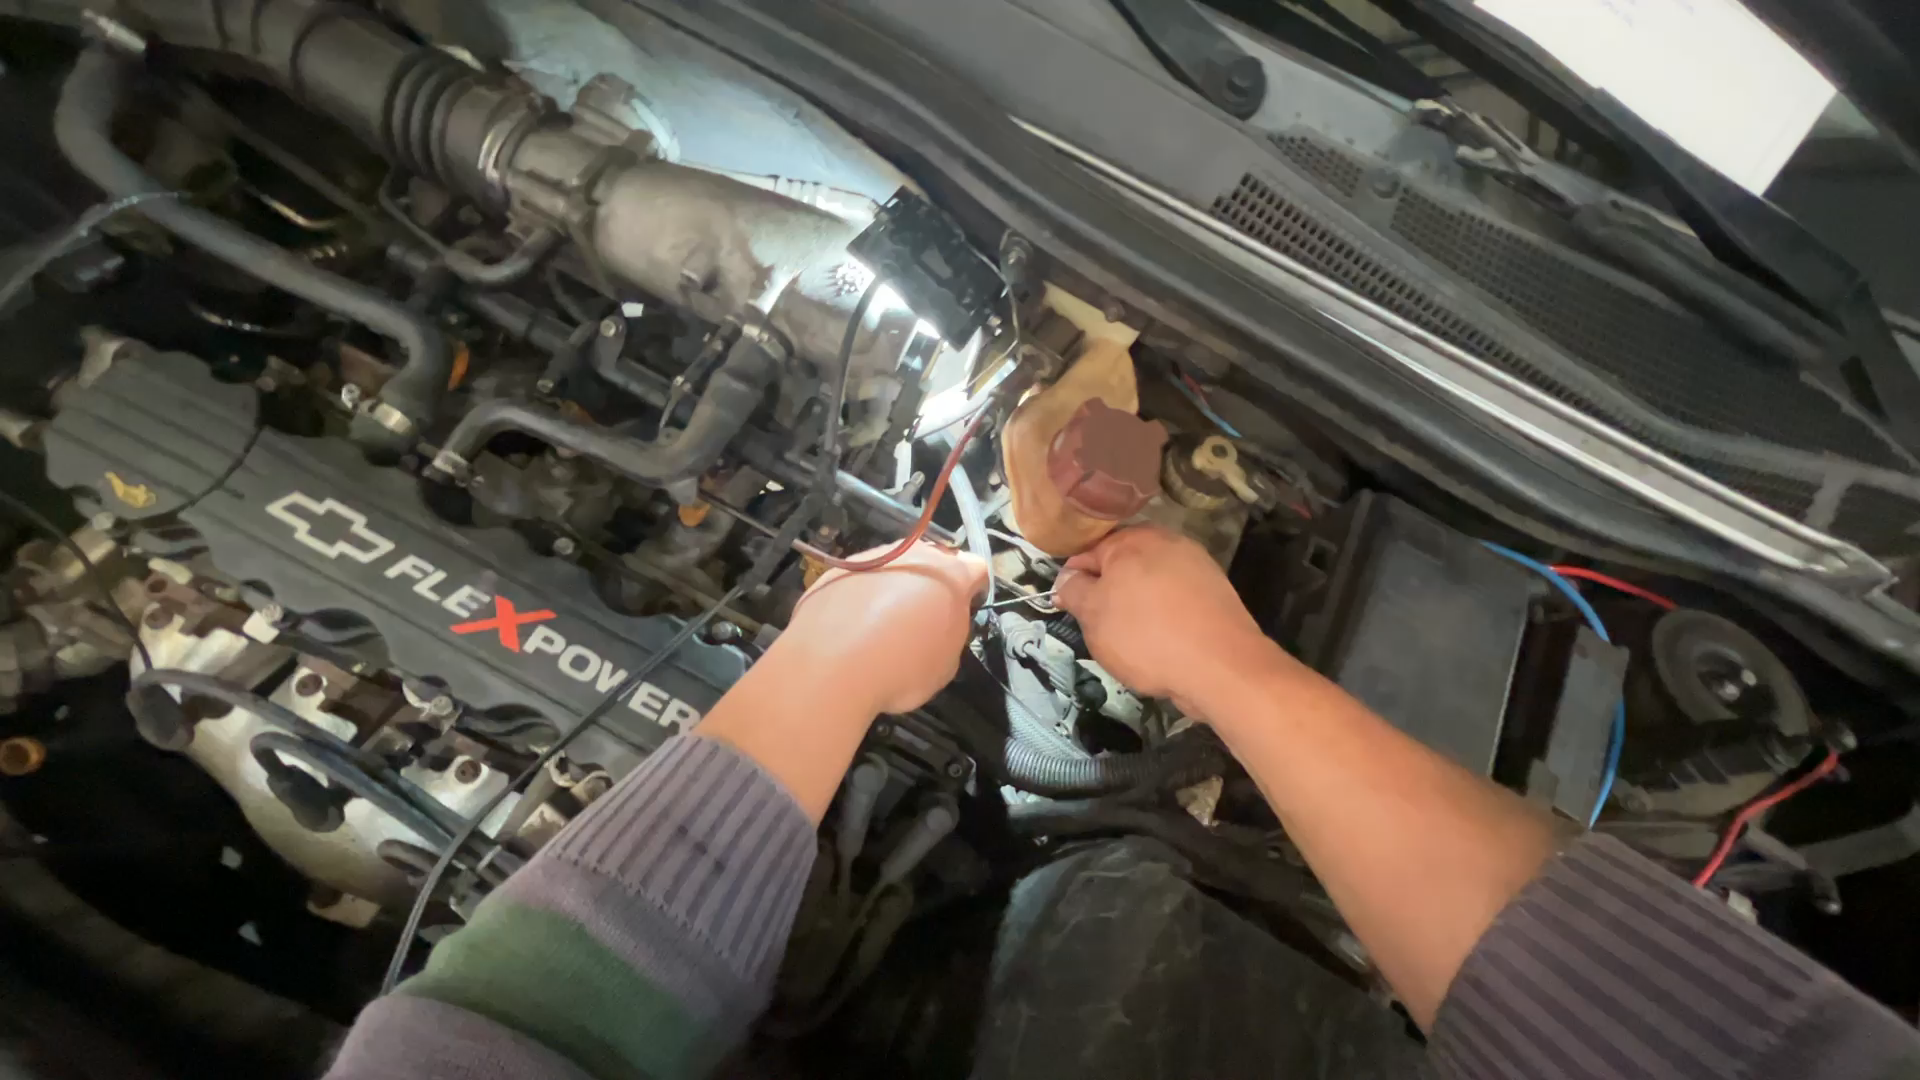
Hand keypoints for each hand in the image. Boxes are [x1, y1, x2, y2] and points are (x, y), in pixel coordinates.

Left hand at [785, 541, 987, 713]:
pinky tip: (852, 626)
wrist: (831, 665)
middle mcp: (916, 555)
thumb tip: (939, 625)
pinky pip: (862, 579)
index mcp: (952, 575)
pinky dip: (863, 596)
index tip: (965, 609)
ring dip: (896, 587)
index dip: (974, 589)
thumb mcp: (947, 664)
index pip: (977, 568)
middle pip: (935, 560)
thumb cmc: (902, 668)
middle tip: (925, 617)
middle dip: (934, 583)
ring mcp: (874, 557)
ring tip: (882, 624)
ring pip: (896, 566)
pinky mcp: (839, 568)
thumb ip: (951, 632)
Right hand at [1055, 526, 1288, 712]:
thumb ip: (1073, 591)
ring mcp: (1196, 565)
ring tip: (1130, 639)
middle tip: (1098, 627)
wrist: (1221, 667)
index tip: (1066, 607)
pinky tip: (1160, 642)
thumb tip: (1066, 580)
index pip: (1087, 551)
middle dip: (1106, 593)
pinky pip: (1174, 599)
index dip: (1071, 580)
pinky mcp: (1215, 592)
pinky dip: (1162, 616)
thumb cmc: (1145, 636)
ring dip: (1135, 606)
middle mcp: (1167, 541)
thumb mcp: (1093, 615)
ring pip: (1149, 583)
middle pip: (1121, 566)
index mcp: (1132, 539)